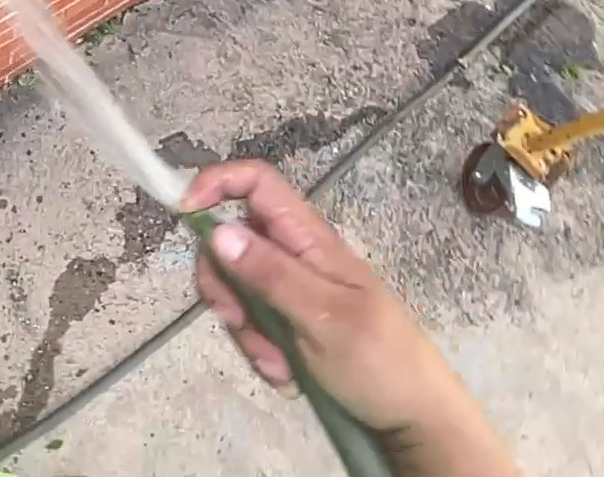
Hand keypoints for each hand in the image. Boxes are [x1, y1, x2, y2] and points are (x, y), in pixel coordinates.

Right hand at [183, 161, 516, 476]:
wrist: (418, 421)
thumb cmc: (382, 362)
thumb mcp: (324, 319)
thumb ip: (270, 274)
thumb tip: (217, 231)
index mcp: (307, 237)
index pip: (256, 182)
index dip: (216, 182)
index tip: (185, 212)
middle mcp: (292, 252)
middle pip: (230, 238)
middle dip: (222, 281)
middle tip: (236, 320)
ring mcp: (288, 285)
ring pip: (234, 284)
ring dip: (243, 326)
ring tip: (276, 364)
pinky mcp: (286, 317)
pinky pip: (249, 318)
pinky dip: (256, 345)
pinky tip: (284, 372)